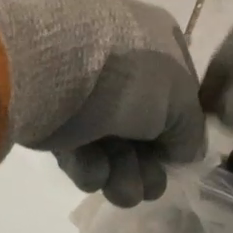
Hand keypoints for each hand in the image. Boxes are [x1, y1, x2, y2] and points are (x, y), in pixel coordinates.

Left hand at [0, 0, 204, 205]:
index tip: (173, 164)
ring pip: (111, 144)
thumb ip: (190, 131)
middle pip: (144, 128)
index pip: (179, 97)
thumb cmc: (124, 74)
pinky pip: (76, 145)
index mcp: (158, 41)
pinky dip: (86, 165)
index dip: (178, 136)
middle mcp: (122, 59)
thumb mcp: (179, 102)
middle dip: (147, 167)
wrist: (42, 65)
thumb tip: (184, 151)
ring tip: (119, 191)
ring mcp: (82, 84)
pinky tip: (89, 172)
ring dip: (122, 176)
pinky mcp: (49, 109)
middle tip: (145, 189)